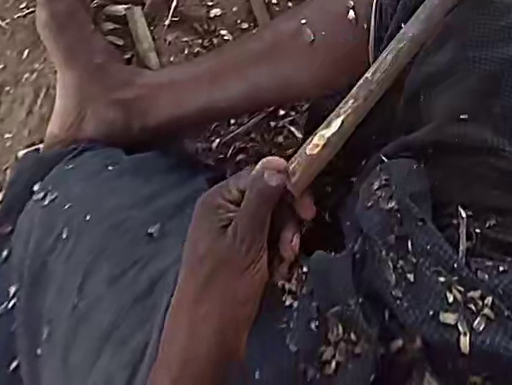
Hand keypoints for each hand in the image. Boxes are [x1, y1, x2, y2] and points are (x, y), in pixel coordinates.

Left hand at [189, 156, 315, 297]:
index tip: (307, 209)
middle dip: (288, 219)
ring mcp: (232, 234)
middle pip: (271, 196)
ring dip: (286, 238)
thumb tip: (277, 161)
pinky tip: (279, 271)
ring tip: (284, 263)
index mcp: (218, 201)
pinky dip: (279, 253)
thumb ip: (261, 198)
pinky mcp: (241, 255)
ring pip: (275, 219)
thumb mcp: (245, 240)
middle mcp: (224, 212)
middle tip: (293, 243)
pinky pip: (270, 240)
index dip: (288, 187)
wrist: (204, 350)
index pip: (262, 174)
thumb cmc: (222, 292)